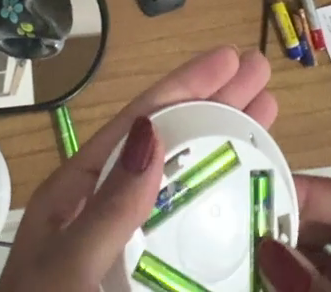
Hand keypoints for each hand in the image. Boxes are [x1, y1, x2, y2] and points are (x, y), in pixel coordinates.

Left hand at [0, 46, 278, 291]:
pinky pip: (186, 225)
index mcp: (78, 190)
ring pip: (182, 177)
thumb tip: (149, 133)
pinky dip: (217, 200)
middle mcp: (104, 205)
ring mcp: (127, 239)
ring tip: (262, 114)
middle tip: (258, 75)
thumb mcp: (67, 265)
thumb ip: (109, 206)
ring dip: (221, 141)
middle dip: (213, 103)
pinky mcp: (145, 274)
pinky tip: (243, 191)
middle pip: (167, 139)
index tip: (227, 60)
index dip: (184, 85)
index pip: (139, 122)